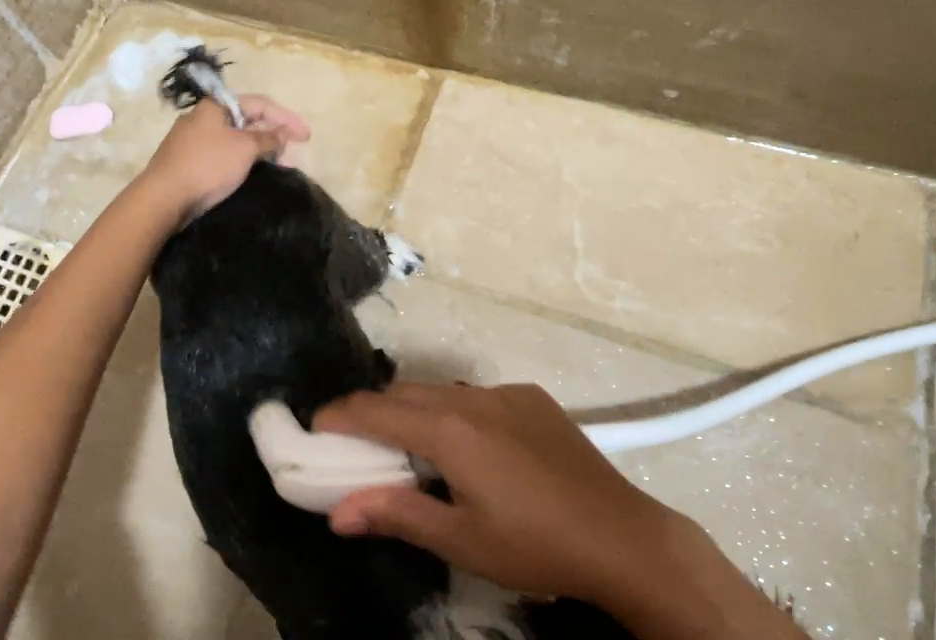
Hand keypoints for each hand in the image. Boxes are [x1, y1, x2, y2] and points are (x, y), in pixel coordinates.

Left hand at [136, 95, 310, 223]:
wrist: (162, 198)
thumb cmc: (207, 166)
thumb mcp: (244, 149)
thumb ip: (267, 138)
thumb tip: (281, 133)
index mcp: (215, 106)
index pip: (259, 104)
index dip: (286, 118)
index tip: (307, 137)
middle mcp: (203, 117)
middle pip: (246, 120)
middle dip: (273, 135)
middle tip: (293, 153)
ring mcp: (193, 140)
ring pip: (235, 139)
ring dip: (259, 150)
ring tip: (279, 166)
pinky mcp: (187, 161)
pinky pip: (223, 154)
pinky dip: (242, 160)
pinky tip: (252, 172)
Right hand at [314, 385, 804, 638]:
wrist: (622, 536)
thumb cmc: (533, 544)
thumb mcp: (460, 539)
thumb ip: (395, 515)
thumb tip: (336, 513)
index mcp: (449, 430)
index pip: (375, 410)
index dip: (338, 416)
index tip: (313, 427)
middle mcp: (473, 398)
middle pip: (404, 393)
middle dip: (372, 411)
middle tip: (354, 444)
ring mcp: (507, 393)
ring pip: (441, 392)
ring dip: (414, 410)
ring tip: (408, 446)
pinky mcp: (534, 399)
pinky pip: (477, 396)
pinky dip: (454, 412)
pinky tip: (468, 447)